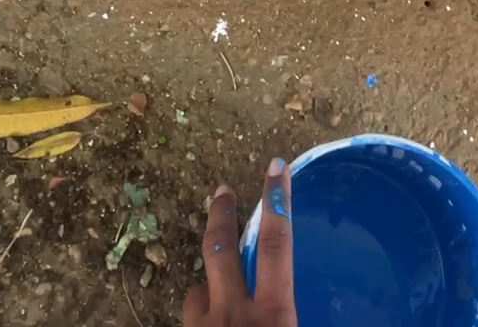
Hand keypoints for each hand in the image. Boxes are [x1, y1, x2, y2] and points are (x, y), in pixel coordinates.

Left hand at [183, 159, 296, 325]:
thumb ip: (285, 315)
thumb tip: (284, 301)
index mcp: (272, 313)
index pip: (276, 244)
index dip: (276, 201)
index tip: (278, 167)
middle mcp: (233, 311)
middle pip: (223, 248)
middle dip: (222, 214)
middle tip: (223, 190)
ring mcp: (203, 325)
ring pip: (200, 287)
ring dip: (211, 282)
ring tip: (219, 288)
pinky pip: (193, 315)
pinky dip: (203, 312)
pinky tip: (210, 322)